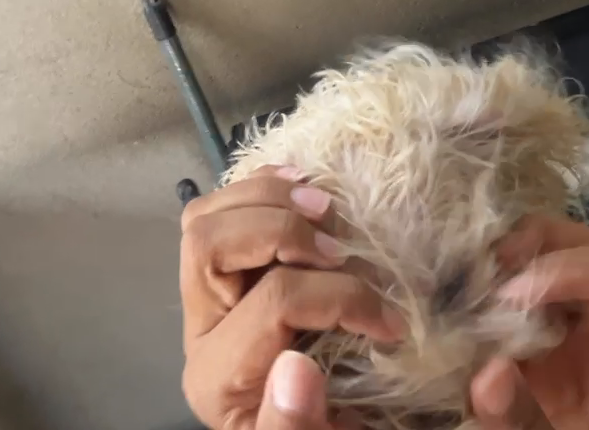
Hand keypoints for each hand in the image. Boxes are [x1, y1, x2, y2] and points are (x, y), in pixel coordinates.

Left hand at [180, 167, 402, 428]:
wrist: (289, 427)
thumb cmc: (313, 429)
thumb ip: (297, 427)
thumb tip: (296, 369)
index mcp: (220, 376)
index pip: (273, 302)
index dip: (341, 298)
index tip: (390, 321)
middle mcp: (199, 325)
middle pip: (209, 241)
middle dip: (284, 228)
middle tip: (342, 249)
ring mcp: (203, 289)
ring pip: (205, 214)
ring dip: (271, 196)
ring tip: (327, 209)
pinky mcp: (223, 262)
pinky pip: (222, 203)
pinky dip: (263, 183)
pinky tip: (303, 186)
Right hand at [470, 215, 588, 429]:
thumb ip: (524, 425)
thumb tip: (488, 371)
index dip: (561, 270)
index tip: (507, 295)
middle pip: (587, 251)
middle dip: (534, 243)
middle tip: (482, 267)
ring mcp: (578, 344)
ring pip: (555, 261)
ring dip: (510, 256)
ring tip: (466, 278)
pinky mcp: (545, 354)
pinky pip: (524, 296)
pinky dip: (492, 284)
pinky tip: (460, 298)